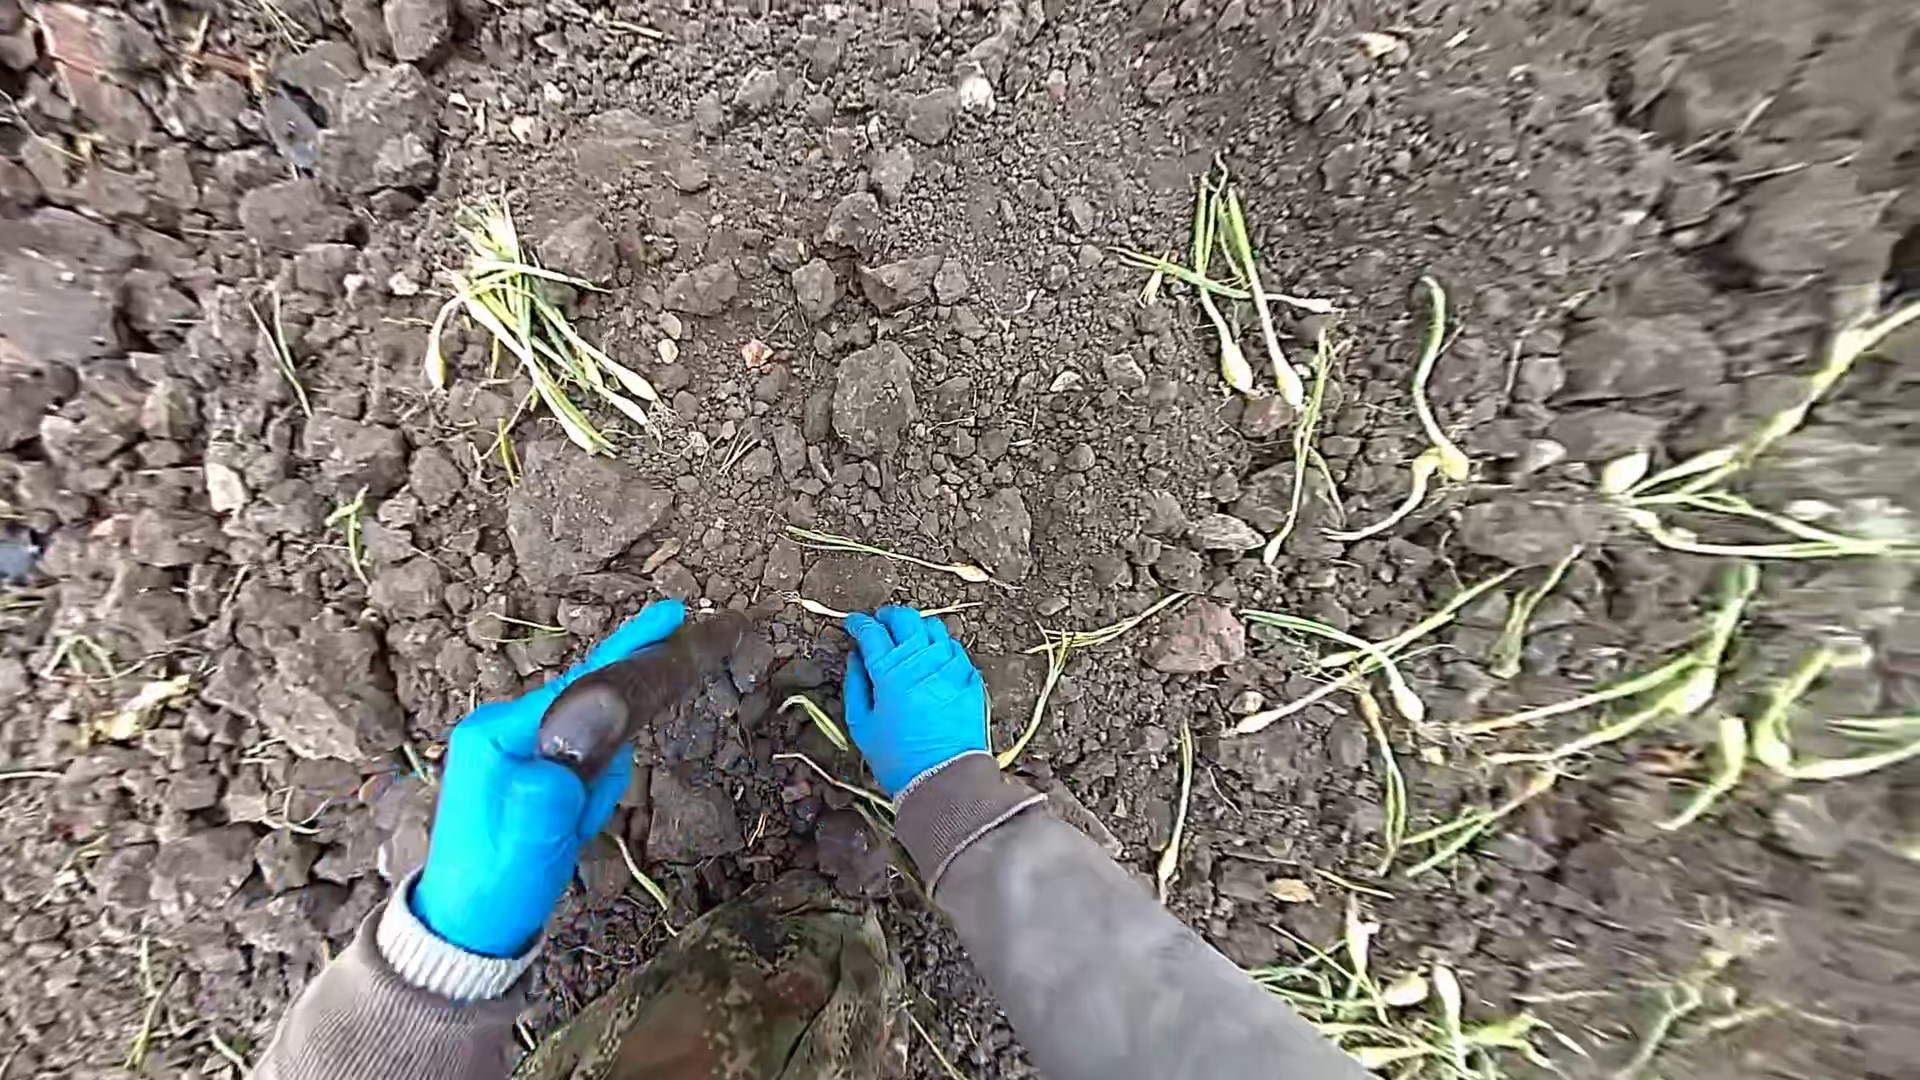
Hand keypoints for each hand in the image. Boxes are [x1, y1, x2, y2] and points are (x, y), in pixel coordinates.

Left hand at [411, 599, 685, 956]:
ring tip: (577, 825)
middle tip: (653, 682)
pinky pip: (591, 752)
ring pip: (597, 730)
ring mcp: (521, 743)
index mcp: (498, 734)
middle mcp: (507, 728)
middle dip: (616, 723)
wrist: (469, 927)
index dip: (630, 649)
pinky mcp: (537, 760)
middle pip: (590, 696)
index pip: (579, 682)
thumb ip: (542, 799)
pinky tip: (577, 819)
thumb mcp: (524, 848)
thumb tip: (568, 752)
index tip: (673, 615)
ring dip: (603, 775)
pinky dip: (598, 781)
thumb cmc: (496, 886)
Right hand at [843, 605, 987, 795]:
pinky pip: (954, 648)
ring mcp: (949, 667)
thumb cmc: (899, 758)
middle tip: (881, 623)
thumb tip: (855, 657)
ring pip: (933, 627)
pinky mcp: (969, 677)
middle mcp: (921, 662)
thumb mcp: (862, 725)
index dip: (859, 623)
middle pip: (906, 618)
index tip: (854, 624)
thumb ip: (856, 685)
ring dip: (916, 627)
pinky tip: (932, 657)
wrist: (946, 779)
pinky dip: (940, 645)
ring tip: (908, 639)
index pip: (872, 631)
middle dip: (889, 615)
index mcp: (890, 673)